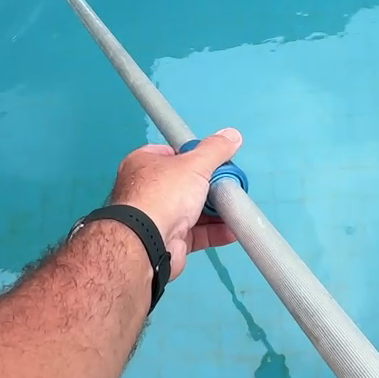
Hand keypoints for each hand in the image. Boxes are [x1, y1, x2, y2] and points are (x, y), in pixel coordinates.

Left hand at [107, 128, 241, 280]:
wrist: (148, 242)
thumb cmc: (163, 195)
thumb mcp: (195, 164)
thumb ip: (215, 150)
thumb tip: (232, 135)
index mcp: (144, 163)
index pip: (172, 154)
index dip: (194, 156)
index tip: (214, 161)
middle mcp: (146, 190)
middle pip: (185, 183)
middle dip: (209, 186)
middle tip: (228, 185)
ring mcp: (156, 217)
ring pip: (191, 210)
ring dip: (214, 211)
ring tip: (234, 206)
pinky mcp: (168, 240)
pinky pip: (195, 233)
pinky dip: (213, 232)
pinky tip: (231, 230)